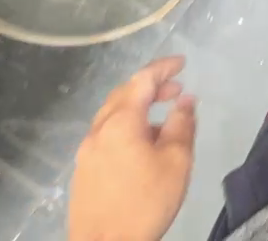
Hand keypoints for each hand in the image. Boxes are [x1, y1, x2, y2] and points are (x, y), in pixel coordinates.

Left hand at [69, 56, 197, 240]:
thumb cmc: (145, 203)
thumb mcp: (177, 160)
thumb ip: (182, 124)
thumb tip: (185, 100)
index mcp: (120, 124)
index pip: (142, 80)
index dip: (163, 68)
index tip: (183, 63)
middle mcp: (98, 132)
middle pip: (123, 95)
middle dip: (151, 86)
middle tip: (176, 90)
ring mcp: (86, 154)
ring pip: (112, 116)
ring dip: (138, 107)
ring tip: (162, 118)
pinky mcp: (83, 174)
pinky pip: (106, 135)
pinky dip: (126, 126)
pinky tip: (142, 145)